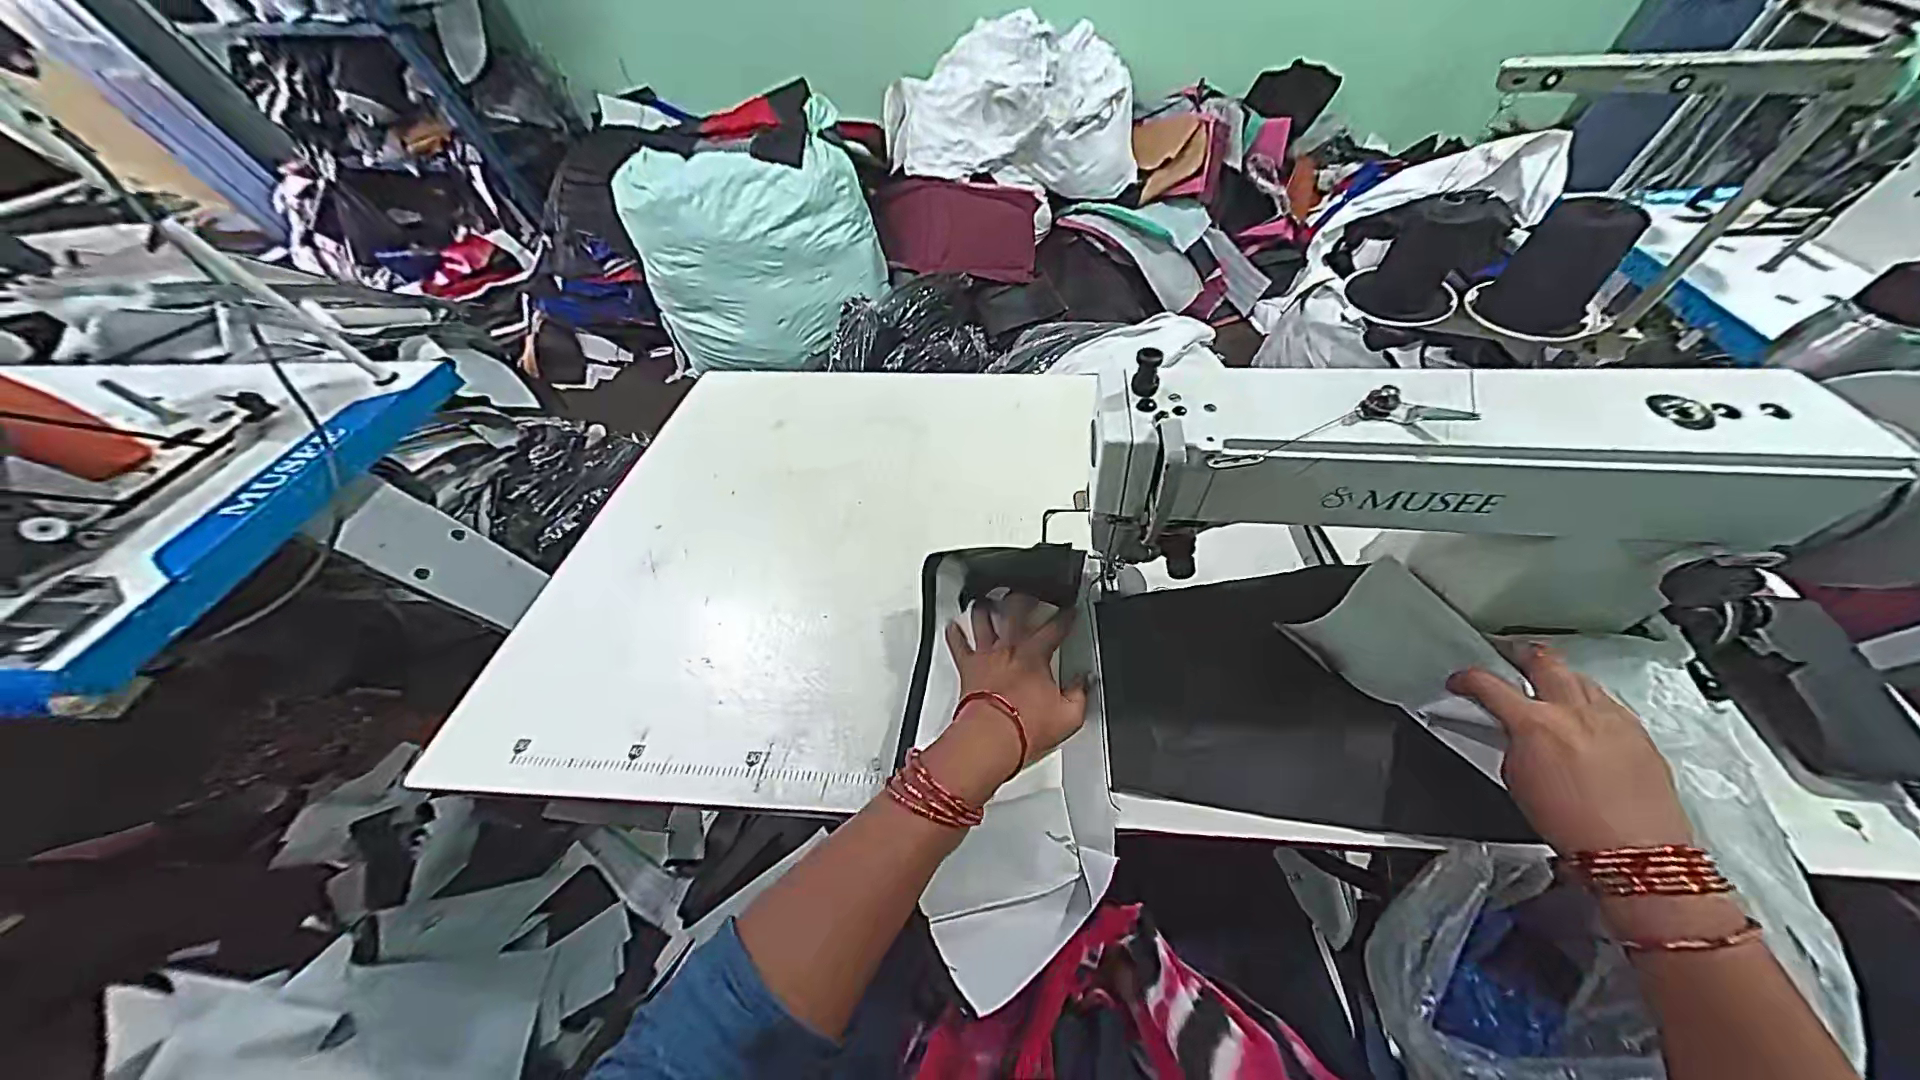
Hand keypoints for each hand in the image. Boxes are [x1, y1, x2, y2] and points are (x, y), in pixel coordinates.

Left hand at [922, 594, 1088, 803]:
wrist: (991, 738)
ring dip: (986, 608)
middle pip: (1016, 612)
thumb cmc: (1024, 727)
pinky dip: (954, 634)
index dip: (1065, 617)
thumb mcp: (1068, 716)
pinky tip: (952, 626)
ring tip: (987, 600)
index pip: (1055, 629)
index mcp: (1036, 656)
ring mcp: (987, 656)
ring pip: (984, 621)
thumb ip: (1079, 695)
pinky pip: (958, 645)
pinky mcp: (968, 668)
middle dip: (1023, 598)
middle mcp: (1009, 650)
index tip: (1069, 611)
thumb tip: (1084, 685)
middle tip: (1026, 591)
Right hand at [1449, 643, 1693, 856]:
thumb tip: (1509, 726)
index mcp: (1535, 723)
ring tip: (1546, 680)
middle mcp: (1576, 713)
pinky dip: (1588, 699)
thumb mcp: (1514, 775)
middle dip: (1519, 652)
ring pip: (1580, 677)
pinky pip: (1608, 702)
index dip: (1466, 679)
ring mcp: (1612, 720)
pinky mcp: (1639, 734)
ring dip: (1558, 674)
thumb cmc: (1571, 823)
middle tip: (1507, 652)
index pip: (1488, 683)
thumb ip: (1509, 739)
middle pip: (1544, 660)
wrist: (1634, 852)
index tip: (1461, 682)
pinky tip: (1581, 712)